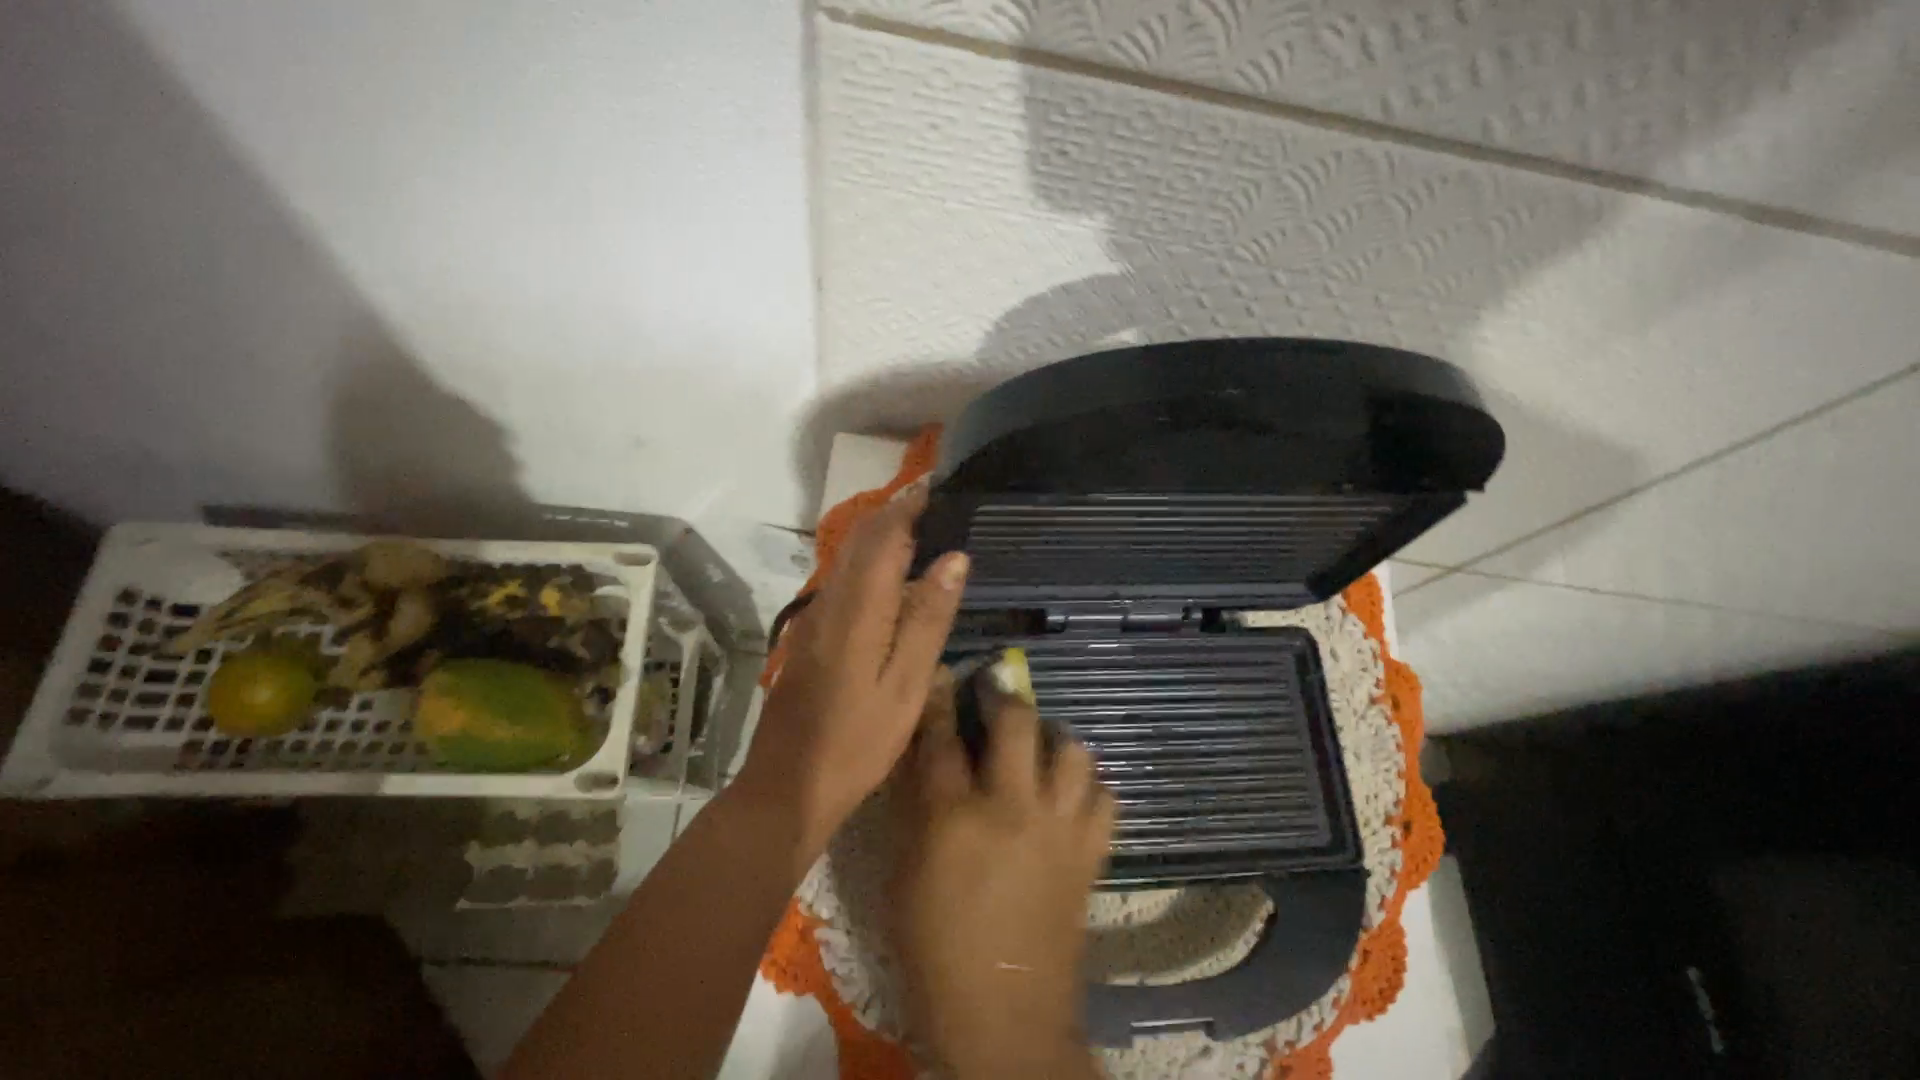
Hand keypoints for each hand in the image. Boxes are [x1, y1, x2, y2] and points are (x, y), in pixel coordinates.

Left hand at [734, 479, 969, 856]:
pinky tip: (897, 589)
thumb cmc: (856, 743)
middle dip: (896, 515)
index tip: (943, 488)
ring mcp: (813, 621)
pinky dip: (871, 568)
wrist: (787, 786)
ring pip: (848, 561)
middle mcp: (829, 603)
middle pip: (860, 540)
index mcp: (856, 609)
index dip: (911, 505)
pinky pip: (843, 585)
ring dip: (883, 539)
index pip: (883, 535)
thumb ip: (928, 619)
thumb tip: (954, 559)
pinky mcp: (808, 640)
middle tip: (940, 508)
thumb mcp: (906, 686)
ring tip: (927, 539)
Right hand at [892, 666, 1115, 1077]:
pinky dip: (1089, 787)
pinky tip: (1070, 794)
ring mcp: (1059, 829)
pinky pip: (1105, 798)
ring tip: (1038, 746)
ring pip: (1073, 750)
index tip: (943, 672)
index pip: (941, 738)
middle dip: (1002, 697)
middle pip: (1015, 724)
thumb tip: (927, 765)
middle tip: (993, 694)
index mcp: (953, 818)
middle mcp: (1012, 809)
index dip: (939, 698)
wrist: (1004, 1015)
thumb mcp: (904, 879)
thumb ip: (917, 814)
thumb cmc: (934, 953)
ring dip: (1053, 738)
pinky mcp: (1090, 854)